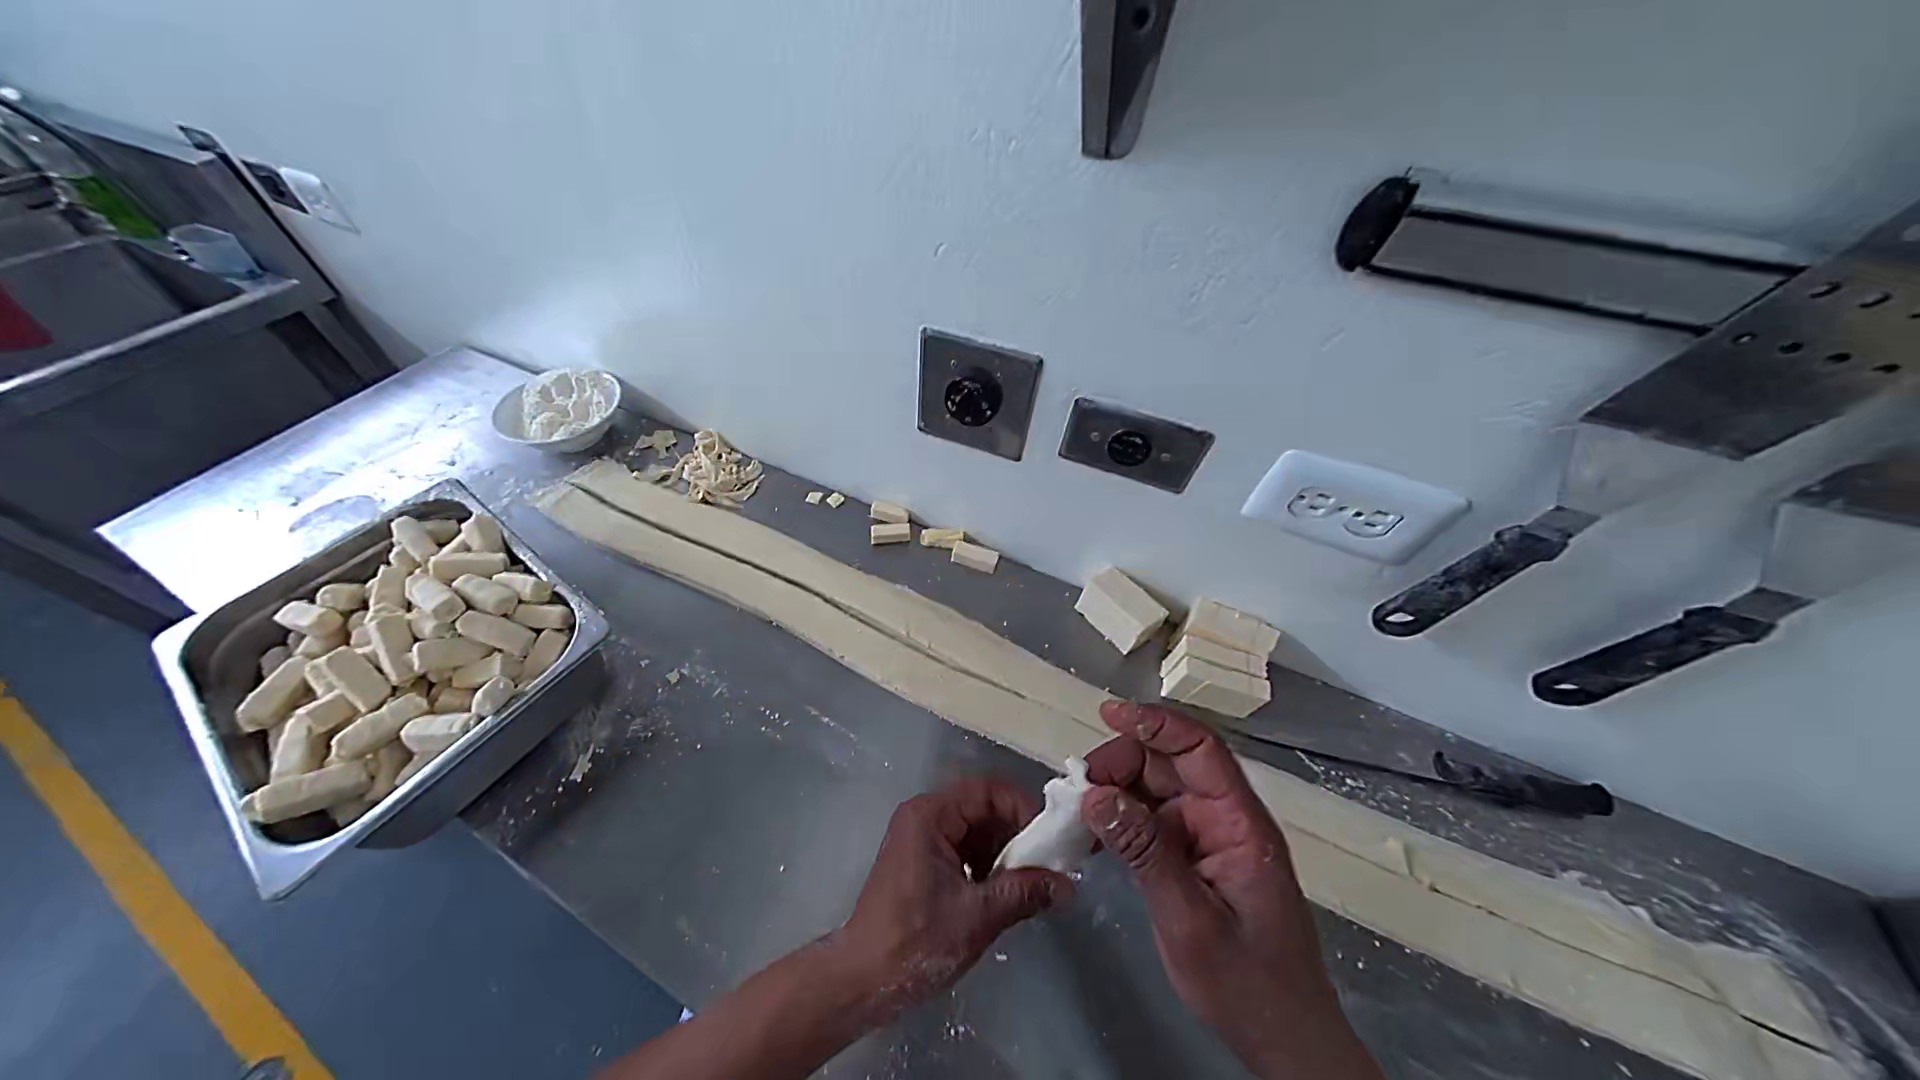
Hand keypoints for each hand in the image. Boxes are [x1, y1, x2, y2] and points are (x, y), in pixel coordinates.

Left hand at [836, 776, 1073, 1016]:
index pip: (986, 791)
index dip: (1021, 808)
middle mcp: (924, 817)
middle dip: (1016, 833)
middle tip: (1047, 862)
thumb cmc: (916, 940)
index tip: (1050, 837)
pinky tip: (1004, 892)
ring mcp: (921, 840)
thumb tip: (1066, 885)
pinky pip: (964, 850)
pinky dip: (987, 866)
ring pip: (975, 831)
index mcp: (930, 815)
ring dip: (1004, 852)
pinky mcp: (922, 863)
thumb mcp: (977, 916)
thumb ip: (1024, 892)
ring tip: (1030, 880)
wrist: (863, 980)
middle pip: (982, 809)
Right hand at [1081, 702, 1382, 1079]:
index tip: (1108, 713)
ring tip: (1076, 809)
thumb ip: (1145, 852)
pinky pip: (1149, 821)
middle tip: (1078, 788)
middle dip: (1121, 763)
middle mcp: (1222, 818)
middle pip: (1170, 764)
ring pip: (1154, 789)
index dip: (1155, 724)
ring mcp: (1205, 837)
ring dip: (1114, 790)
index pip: (1200, 749)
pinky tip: (1090, 833)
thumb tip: (1096, 796)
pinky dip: (1118, 819)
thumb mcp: (1189, 919)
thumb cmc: (1248, 984)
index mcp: (1239, 822)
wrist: (1284, 1040)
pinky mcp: (1189, 857)